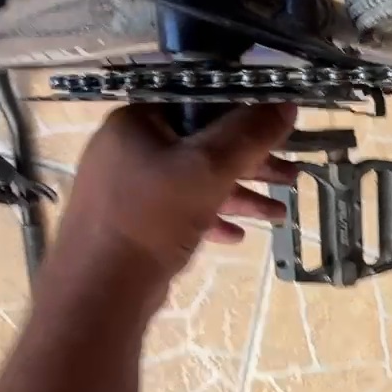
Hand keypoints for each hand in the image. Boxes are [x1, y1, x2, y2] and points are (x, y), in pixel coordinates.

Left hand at [52, 104, 297, 295]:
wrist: (100, 287)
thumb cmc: (153, 217)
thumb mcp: (208, 169)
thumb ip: (249, 136)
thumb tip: (287, 106)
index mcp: (139, 121)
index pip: (202, 104)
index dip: (246, 116)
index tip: (281, 134)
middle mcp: (131, 147)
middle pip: (204, 145)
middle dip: (252, 164)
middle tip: (291, 177)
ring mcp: (131, 187)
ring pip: (197, 181)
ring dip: (241, 196)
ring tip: (279, 214)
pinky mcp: (136, 221)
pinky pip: (182, 210)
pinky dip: (213, 218)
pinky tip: (238, 235)